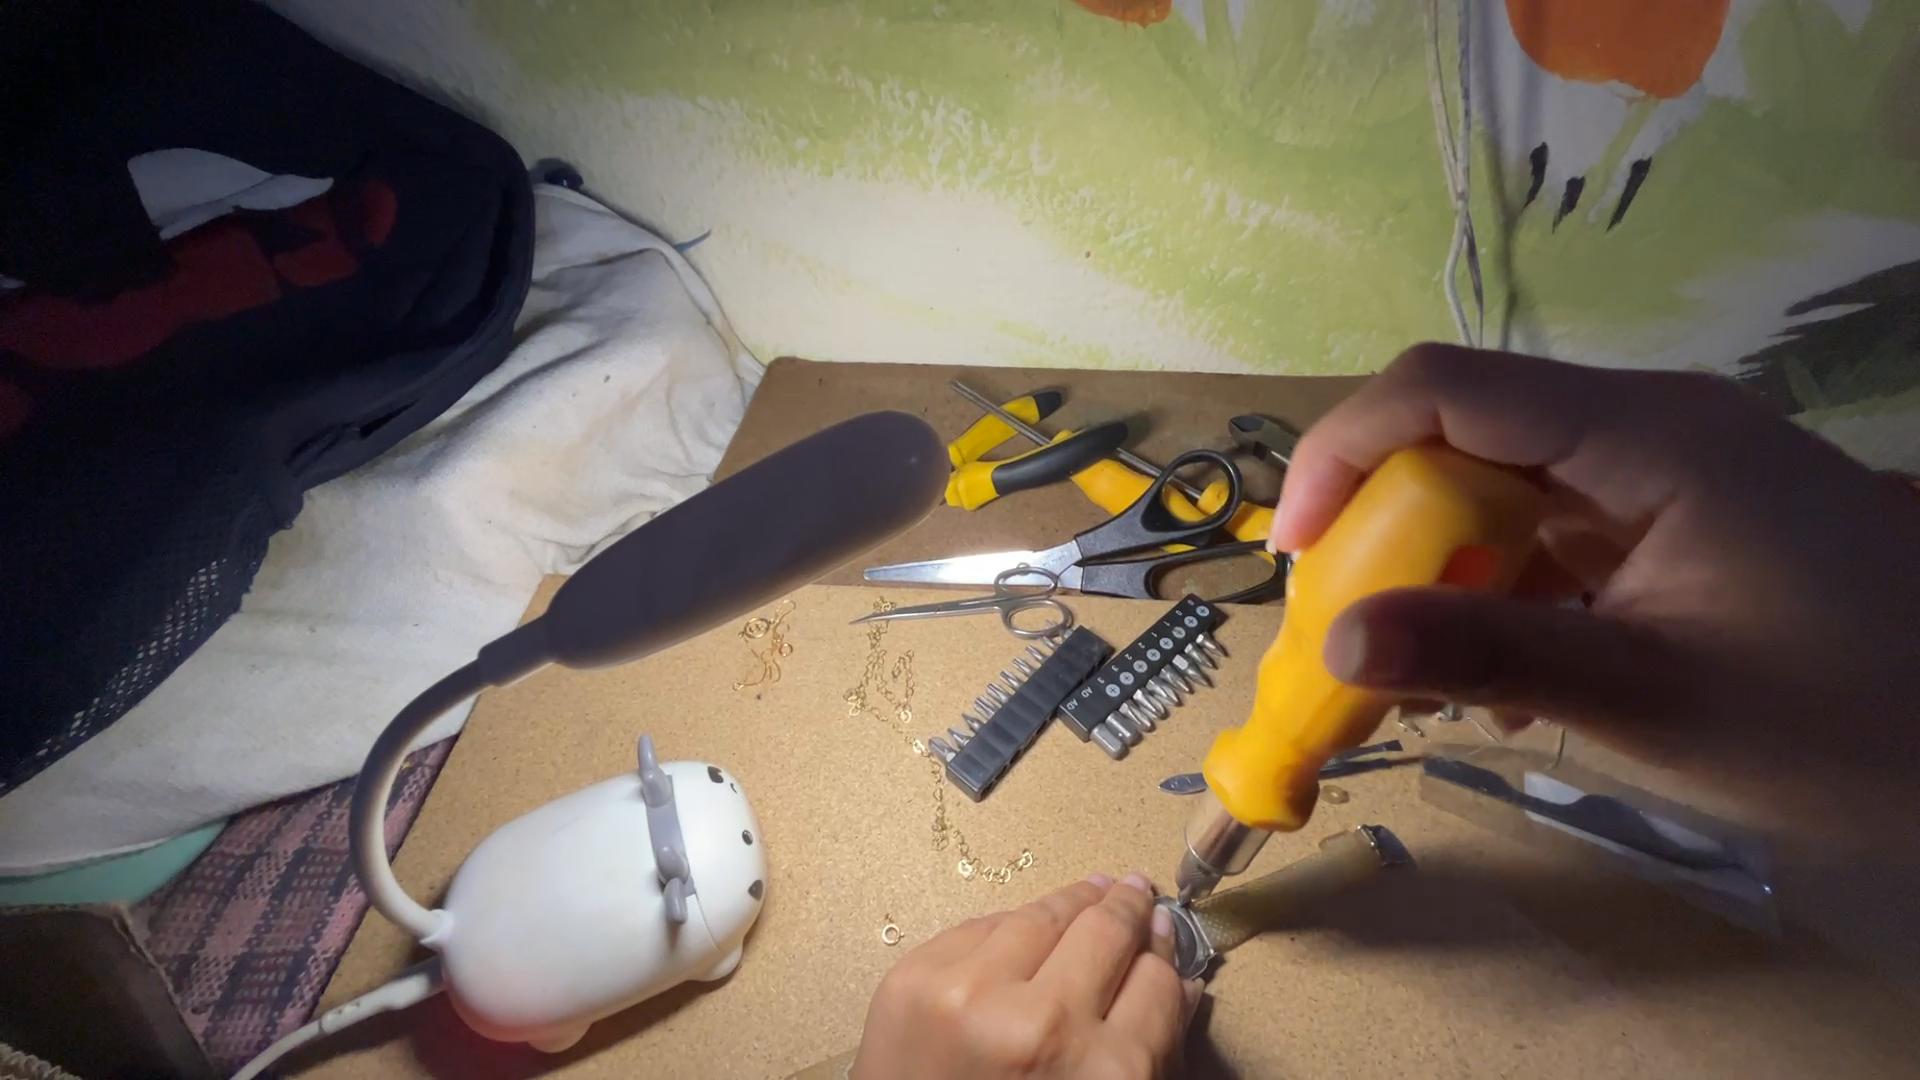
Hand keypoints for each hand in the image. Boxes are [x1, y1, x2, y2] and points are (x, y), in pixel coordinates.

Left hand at [851, 873, 1202, 1078]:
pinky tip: (1033, 920)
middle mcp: (1038, 1025)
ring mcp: (971, 992)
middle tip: (1136, 888)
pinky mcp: (919, 974)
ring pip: (1043, 915)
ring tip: (1095, 889)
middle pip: (1104, 933)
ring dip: (1075, 899)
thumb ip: (1145, 1054)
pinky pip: (985, 926)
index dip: (1163, 955)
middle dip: (1127, 908)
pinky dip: (1014, 924)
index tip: (1163, 931)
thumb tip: (1179, 980)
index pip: (1155, 986)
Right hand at [1271, 344, 1919, 827]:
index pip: (1439, 387)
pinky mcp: (1638, 512)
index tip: (1297, 547)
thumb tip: (1337, 647)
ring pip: (1468, 481)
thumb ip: (1492, 657)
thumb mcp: (1660, 699)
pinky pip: (1514, 525)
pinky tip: (1486, 663)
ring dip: (1416, 562)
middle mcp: (1628, 426)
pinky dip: (1470, 586)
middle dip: (1370, 519)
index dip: (1340, 451)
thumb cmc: (1868, 725)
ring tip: (1408, 657)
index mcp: (1643, 436)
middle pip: (1442, 429)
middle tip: (1345, 611)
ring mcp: (1635, 468)